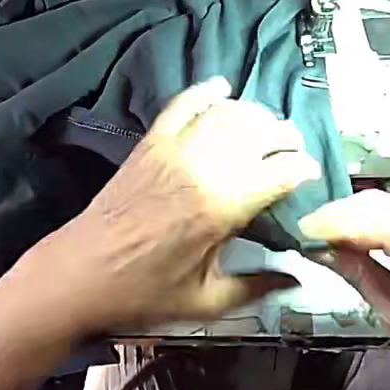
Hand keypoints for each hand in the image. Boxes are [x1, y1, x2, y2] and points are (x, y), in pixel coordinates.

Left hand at [14, 78, 321, 337]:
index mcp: (221, 208)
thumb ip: (258, 286)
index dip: (304, 169)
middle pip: (259, 132)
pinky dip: (204, 93)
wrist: (80, 273)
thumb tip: (298, 279)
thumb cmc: (143, 292)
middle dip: (286, 138)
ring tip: (266, 130)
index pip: (281, 171)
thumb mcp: (207, 301)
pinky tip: (221, 89)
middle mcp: (202, 168)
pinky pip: (182, 105)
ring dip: (255, 115)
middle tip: (292, 154)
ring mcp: (173, 149)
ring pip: (227, 113)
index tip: (310, 177)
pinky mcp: (150, 143)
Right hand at [298, 189, 389, 389]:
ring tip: (315, 233)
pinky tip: (340, 230)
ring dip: (346, 215)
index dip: (341, 225)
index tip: (304, 230)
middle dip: (338, 216)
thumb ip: (361, 276)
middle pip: (384, 208)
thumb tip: (320, 247)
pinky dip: (362, 218)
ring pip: (384, 204)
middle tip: (303, 232)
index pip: (387, 228)